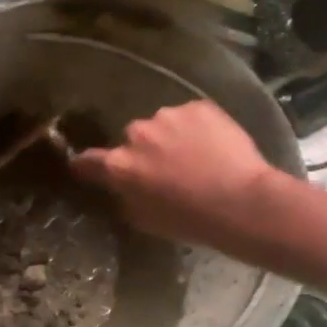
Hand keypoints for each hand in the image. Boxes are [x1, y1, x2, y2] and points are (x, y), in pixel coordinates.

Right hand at [70, 101, 284, 246]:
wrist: (240, 202)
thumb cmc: (189, 220)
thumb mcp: (145, 219)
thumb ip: (125, 197)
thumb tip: (122, 186)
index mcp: (120, 165)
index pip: (89, 160)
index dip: (87, 164)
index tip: (86, 166)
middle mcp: (137, 133)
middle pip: (132, 139)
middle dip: (143, 151)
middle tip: (165, 168)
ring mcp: (169, 116)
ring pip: (163, 125)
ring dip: (171, 137)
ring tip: (195, 157)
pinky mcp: (199, 106)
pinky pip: (190, 116)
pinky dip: (197, 128)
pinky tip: (213, 147)